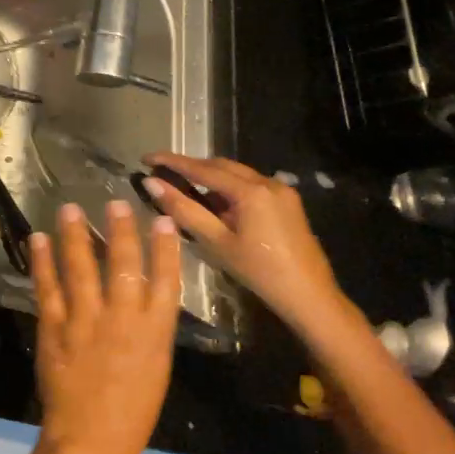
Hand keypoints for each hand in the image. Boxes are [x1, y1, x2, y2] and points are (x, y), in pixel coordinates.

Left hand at [30, 201, 180, 453]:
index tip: (162, 220)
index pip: (166, 283)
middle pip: (124, 267)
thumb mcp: (155, 366)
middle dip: (120, 232)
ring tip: (69, 208)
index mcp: (156, 334)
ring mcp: (86, 320)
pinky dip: (41, 261)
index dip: (165, 250)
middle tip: (113, 202)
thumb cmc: (131, 406)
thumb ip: (146, 330)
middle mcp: (123, 321)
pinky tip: (36, 239)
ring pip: (81, 268)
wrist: (94, 431)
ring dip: (74, 236)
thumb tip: (139, 298)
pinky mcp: (53, 325)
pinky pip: (46, 285)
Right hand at [140, 153, 344, 334]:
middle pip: (221, 165)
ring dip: (207, 175)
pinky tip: (211, 200)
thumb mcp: (214, 240)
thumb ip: (182, 208)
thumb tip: (150, 182)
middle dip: (189, 165)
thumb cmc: (258, 269)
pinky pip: (249, 184)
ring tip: (180, 184)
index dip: (171, 161)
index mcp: (252, 192)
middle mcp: (269, 184)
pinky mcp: (287, 203)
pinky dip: (225, 186)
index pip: (202, 169)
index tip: (144, 158)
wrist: (310, 295)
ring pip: (236, 173)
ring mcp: (282, 193)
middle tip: (160, 170)